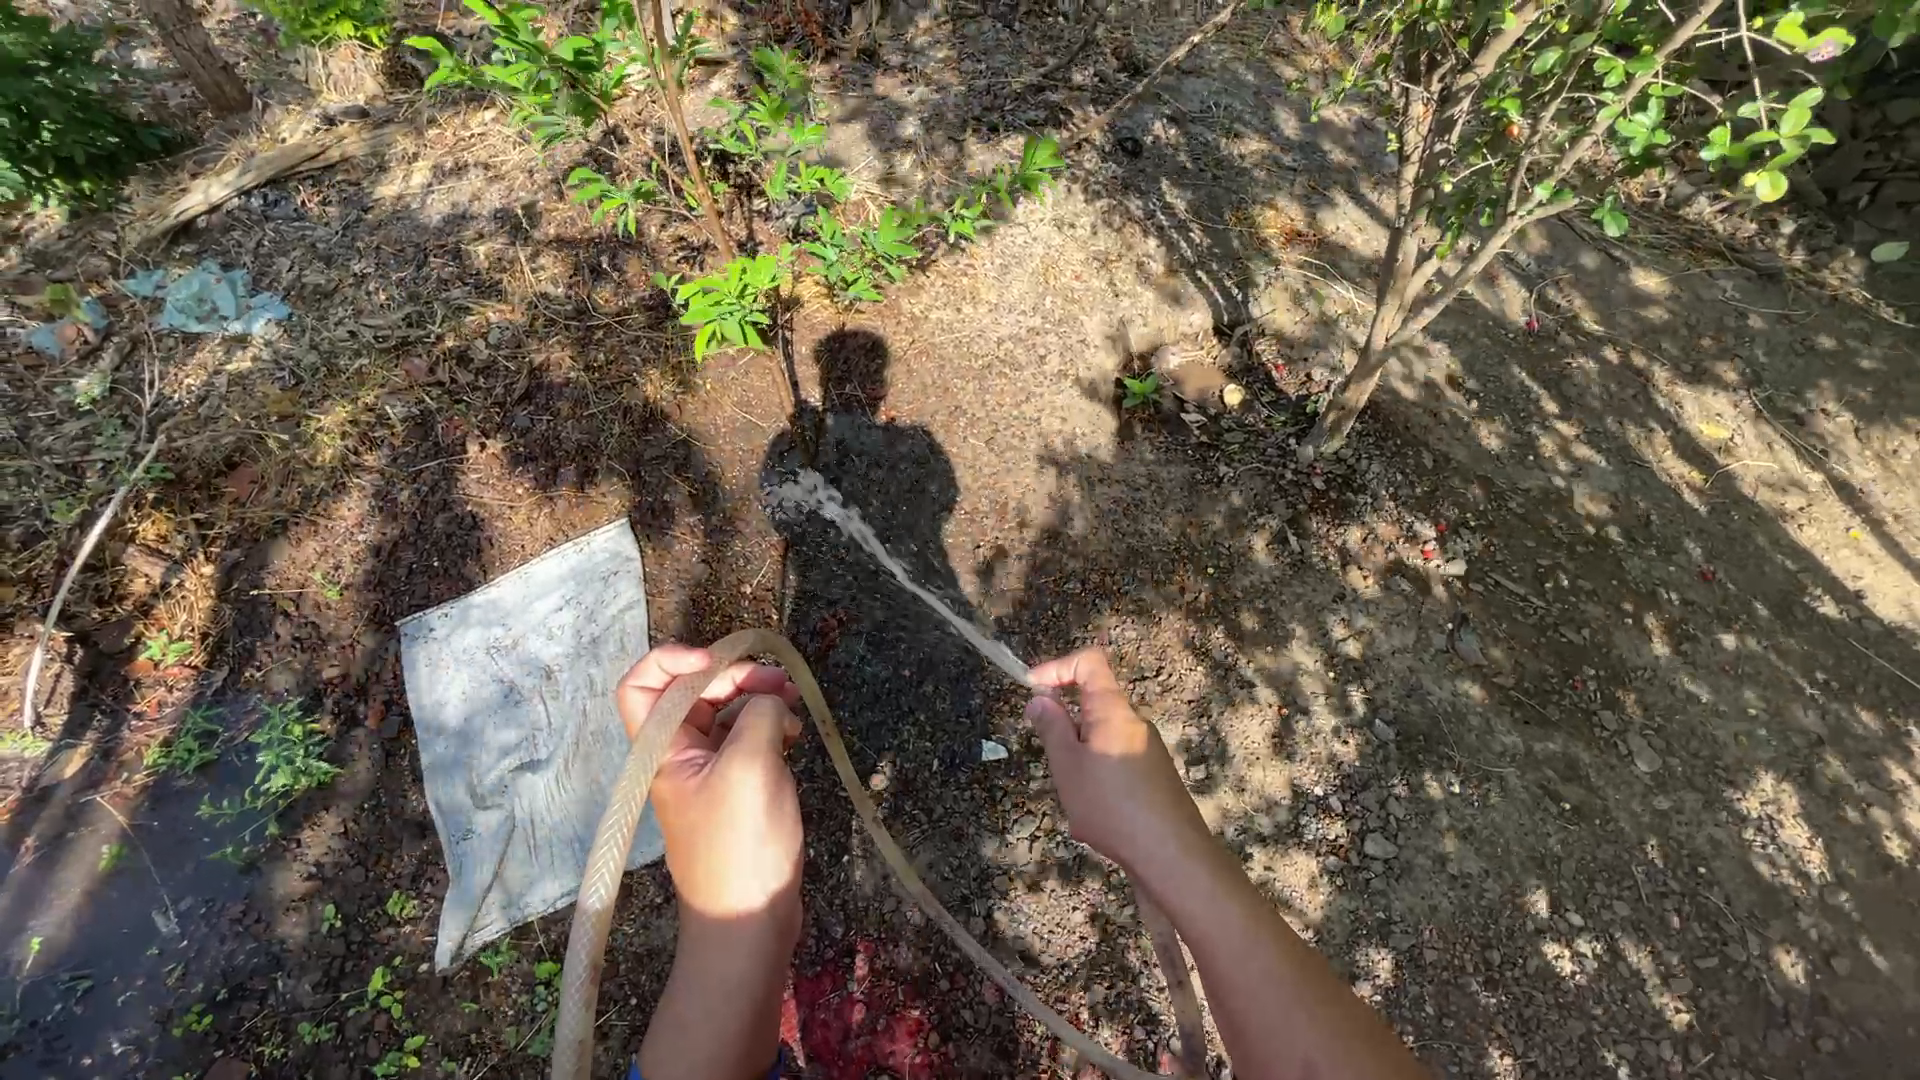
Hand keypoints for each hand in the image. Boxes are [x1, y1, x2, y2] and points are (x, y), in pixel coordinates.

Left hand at [615, 645, 804, 925]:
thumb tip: (768, 701)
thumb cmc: (741, 841)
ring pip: (725, 713)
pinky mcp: (736, 788)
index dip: (671, 660)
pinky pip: (746, 739)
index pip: (641, 684)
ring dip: (758, 699)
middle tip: (780, 683)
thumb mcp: (751, 764)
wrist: (749, 919)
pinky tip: (794, 734)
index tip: (716, 662)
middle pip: (695, 692)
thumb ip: (758, 713)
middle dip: (736, 676)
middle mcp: (679, 754)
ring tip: (794, 705)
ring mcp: (708, 772)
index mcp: (662, 747)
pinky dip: (769, 726)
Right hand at [1026, 648, 1210, 877]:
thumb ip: (1051, 728)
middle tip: (1055, 764)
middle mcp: (1134, 722)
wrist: (1173, 857)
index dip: (1057, 667)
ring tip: (1077, 802)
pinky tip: (1097, 821)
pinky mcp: (1155, 777)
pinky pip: (1116, 765)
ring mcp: (1148, 751)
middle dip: (1065, 730)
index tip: (1032, 691)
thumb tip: (1039, 698)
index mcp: (1112, 710)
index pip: (1089, 662)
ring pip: (1101, 741)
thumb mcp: (1068, 766)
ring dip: (1080, 762)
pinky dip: (1098, 782)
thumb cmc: (1112, 805)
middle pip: (1093, 705)